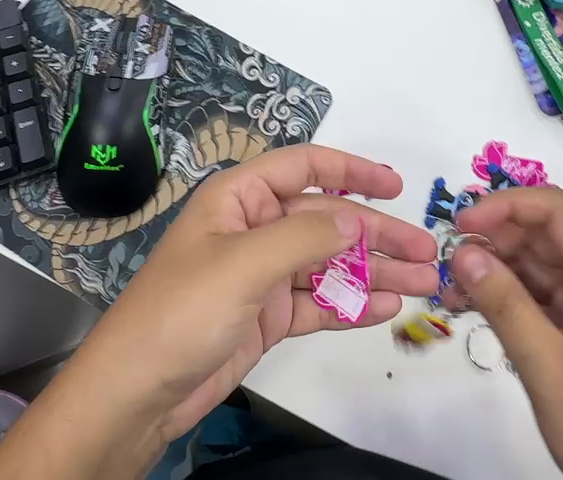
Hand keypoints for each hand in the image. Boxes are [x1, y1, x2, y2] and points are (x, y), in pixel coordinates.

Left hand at [0, 146, 439, 479]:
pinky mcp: (266, 317)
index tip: (395, 185)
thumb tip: (356, 215)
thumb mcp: (243, 264)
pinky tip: (386, 309)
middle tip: (426, 251)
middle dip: (376, 233)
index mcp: (239, 198)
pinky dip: (351, 304)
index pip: (303, 167)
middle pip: (326, 220)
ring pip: (328, 264)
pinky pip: (318, 302)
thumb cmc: (182, 312)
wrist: (135, 394)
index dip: (351, 170)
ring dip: (373, 272)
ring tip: (423, 282)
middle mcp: (254, 229)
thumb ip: (305, 235)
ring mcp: (261, 275)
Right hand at [449, 187, 562, 479]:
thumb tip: (463, 252)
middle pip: (542, 235)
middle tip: (445, 261)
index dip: (508, 206)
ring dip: (490, 267)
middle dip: (493, 238)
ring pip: (531, 265)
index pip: (558, 214)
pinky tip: (463, 305)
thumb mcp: (552, 371)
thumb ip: (507, 307)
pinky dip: (497, 295)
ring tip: (447, 287)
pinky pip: (531, 296)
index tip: (462, 224)